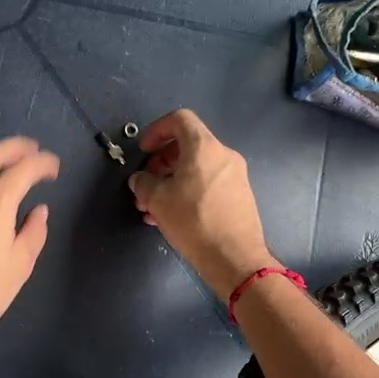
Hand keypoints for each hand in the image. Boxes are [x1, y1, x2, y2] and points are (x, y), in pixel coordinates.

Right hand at [128, 110, 276, 298]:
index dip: (157, 130)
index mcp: (204, 147)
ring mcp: (234, 176)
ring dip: (170, 182)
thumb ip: (143, 183)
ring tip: (151, 208)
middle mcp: (223, 156)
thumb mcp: (157, 200)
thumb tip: (140, 180)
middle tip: (145, 184)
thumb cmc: (193, 220)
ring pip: (195, 169)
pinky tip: (171, 218)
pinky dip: (186, 193)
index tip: (144, 150)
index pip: (180, 119)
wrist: (234, 257)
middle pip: (187, 146)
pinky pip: (207, 185)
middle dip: (160, 163)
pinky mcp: (238, 197)